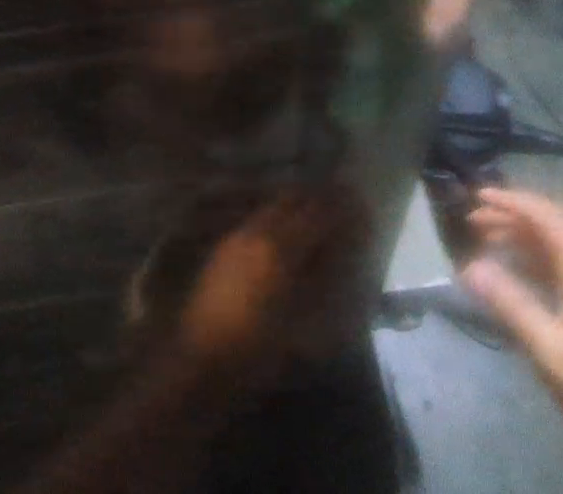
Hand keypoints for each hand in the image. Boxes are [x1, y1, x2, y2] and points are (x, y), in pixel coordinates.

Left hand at [177, 190, 361, 370]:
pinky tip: (288, 234)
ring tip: (320, 216)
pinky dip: (278, 216)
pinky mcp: (223, 249)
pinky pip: (257, 219)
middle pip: (293, 199)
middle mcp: (257, 232)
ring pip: (273, 205)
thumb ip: (324, 278)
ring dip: (298, 204)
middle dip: (320, 198)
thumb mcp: (302, 322)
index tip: (363, 204)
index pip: (319, 212)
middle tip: (344, 204)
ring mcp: (236, 237)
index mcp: (280, 248)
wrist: (198, 365)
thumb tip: (343, 250)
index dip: (343, 207)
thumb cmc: (257, 352)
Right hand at [459, 189, 562, 493]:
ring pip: (562, 248)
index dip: (512, 201)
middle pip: (554, 227)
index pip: (548, 216)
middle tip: (473, 221)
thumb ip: (510, 303)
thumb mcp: (549, 348)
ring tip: (488, 242)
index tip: (478, 196)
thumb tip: (470, 267)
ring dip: (525, 239)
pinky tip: (520, 275)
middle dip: (513, 218)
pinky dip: (539, 261)